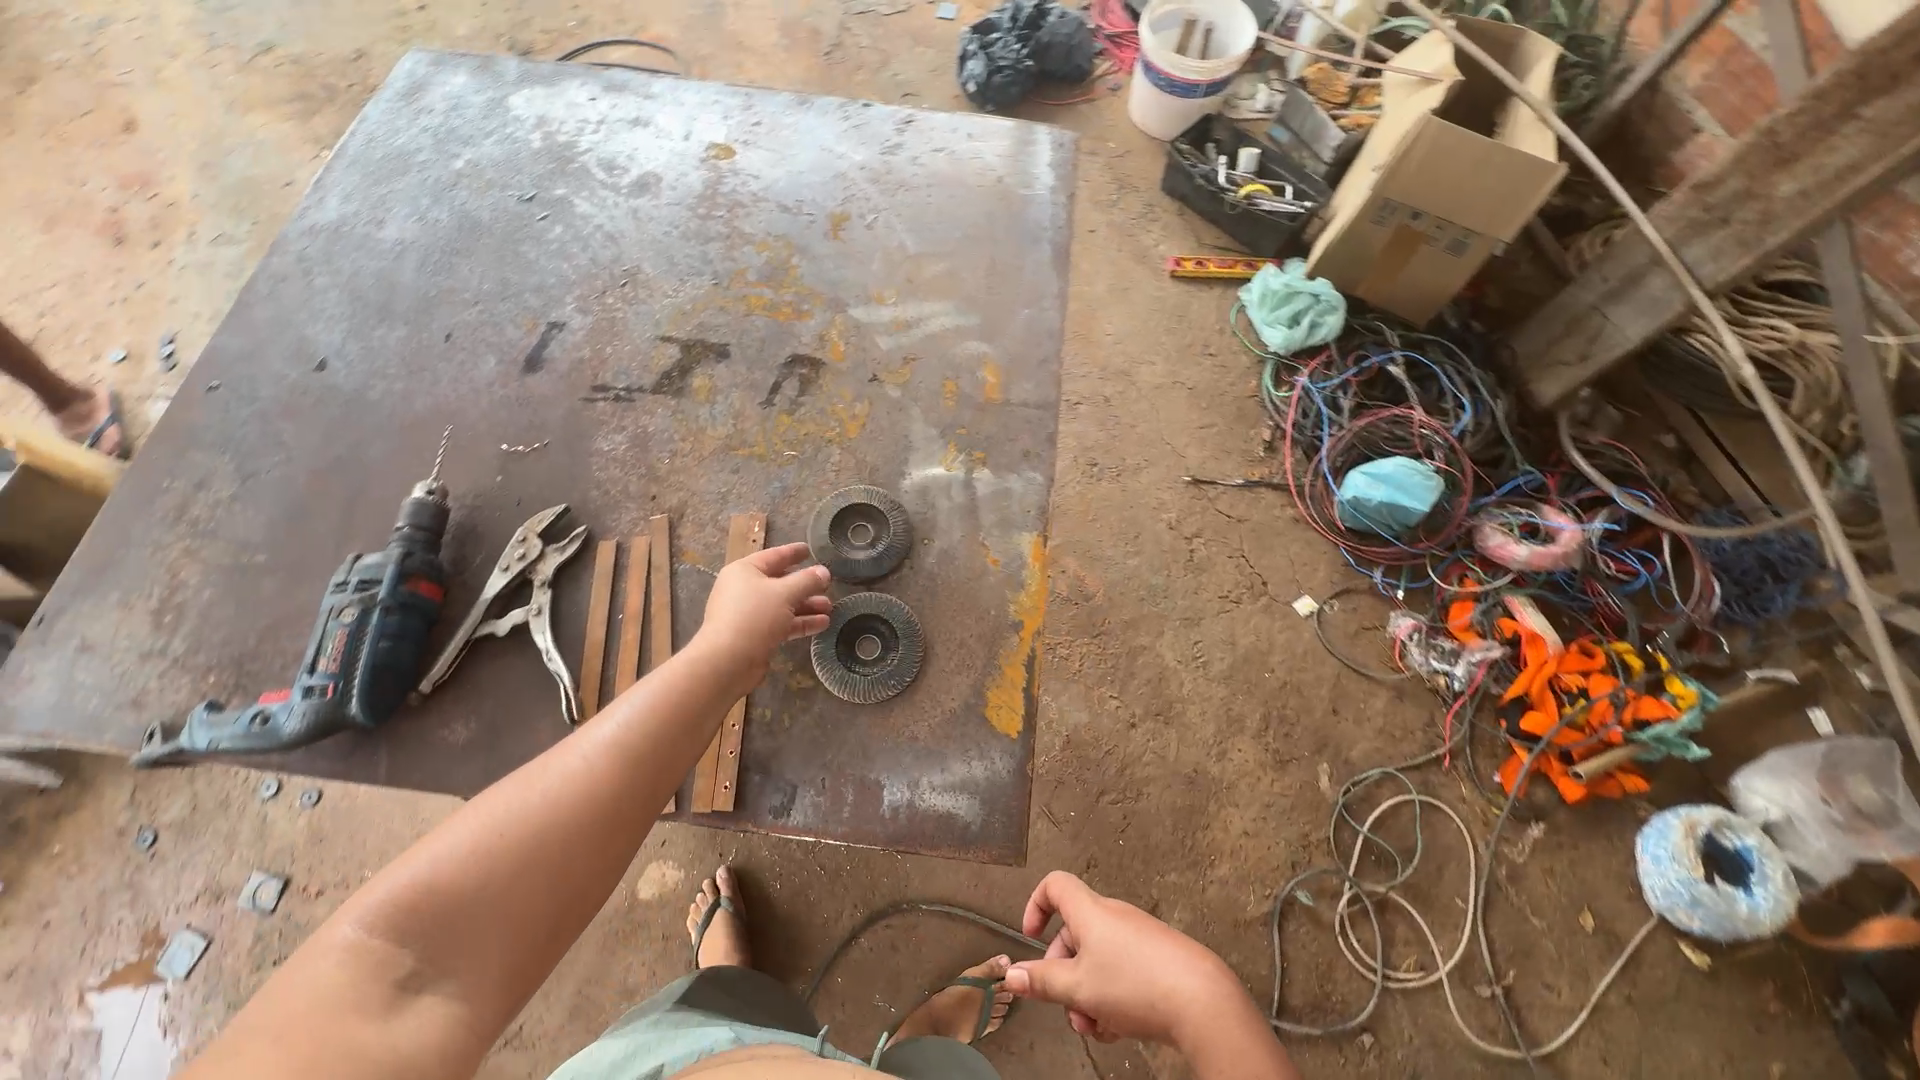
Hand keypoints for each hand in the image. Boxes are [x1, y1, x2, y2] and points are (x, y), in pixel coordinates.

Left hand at [690, 542, 831, 683]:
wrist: (727, 662)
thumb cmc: (754, 617)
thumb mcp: (784, 593)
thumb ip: (807, 581)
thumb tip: (824, 572)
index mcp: (744, 571)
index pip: (773, 556)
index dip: (792, 552)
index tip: (809, 549)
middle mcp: (744, 590)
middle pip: (779, 582)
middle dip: (804, 585)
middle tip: (827, 585)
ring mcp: (748, 615)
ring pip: (782, 605)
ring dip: (806, 606)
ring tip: (830, 607)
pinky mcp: (755, 636)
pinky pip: (781, 624)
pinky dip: (799, 623)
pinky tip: (822, 624)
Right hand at [1004, 872, 1253, 1048]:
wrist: (1202, 1001)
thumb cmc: (1136, 985)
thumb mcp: (1079, 988)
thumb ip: (1042, 981)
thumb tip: (1012, 975)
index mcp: (1090, 912)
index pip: (1055, 885)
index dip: (1036, 905)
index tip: (1031, 937)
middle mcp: (1115, 916)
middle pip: (1075, 934)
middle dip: (1065, 973)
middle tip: (1068, 1007)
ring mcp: (1139, 937)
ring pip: (1099, 961)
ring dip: (1089, 994)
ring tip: (1097, 1027)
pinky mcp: (1160, 958)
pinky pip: (1123, 971)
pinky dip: (1113, 996)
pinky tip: (1119, 1027)